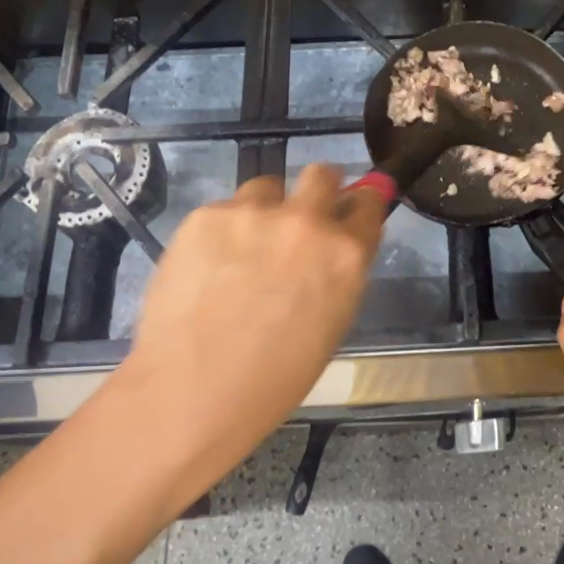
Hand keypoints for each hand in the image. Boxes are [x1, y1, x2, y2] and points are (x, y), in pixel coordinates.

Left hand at [113, 163, 384, 440]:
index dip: (358, 204)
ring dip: (265, 210)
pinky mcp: (206, 215)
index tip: (348, 210)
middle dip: (316, 192)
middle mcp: (307, 222)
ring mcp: (254, 214)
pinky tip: (208, 267)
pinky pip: (224, 209)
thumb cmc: (276, 377)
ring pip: (267, 188)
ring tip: (242, 251)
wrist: (195, 388)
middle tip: (297, 222)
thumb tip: (334, 245)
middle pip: (322, 175)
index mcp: (347, 255)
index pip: (368, 201)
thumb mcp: (332, 323)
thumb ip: (338, 272)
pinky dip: (223, 230)